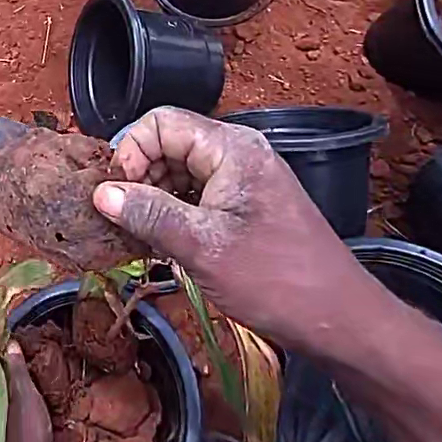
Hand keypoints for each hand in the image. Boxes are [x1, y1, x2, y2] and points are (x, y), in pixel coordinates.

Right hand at [92, 108, 378, 351]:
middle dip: (139, 176)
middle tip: (124, 219)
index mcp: (230, 148)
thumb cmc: (276, 279)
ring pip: (179, 169)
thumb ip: (149, 214)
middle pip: (168, 143)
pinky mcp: (245, 203)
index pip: (160, 122)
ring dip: (154, 197)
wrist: (340, 319)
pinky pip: (197, 192)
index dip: (130, 151)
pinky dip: (174, 210)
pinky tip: (163, 241)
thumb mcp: (202, 247)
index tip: (116, 193)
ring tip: (140, 235)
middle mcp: (237, 152)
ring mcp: (243, 177)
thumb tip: (101, 193)